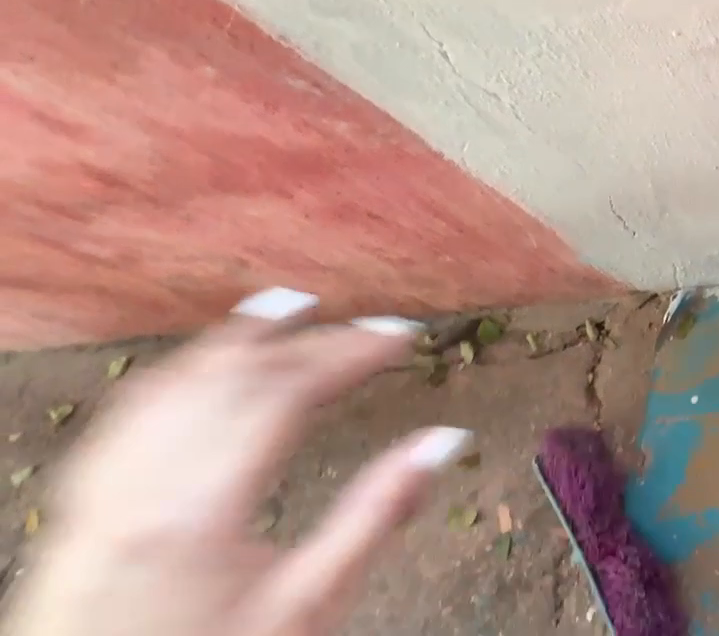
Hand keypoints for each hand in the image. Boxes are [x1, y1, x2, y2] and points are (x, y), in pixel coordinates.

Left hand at [2, 288, 471, 635]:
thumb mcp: (312, 604)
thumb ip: (377, 514)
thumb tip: (447, 439)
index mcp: (198, 513)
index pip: (283, 396)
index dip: (347, 353)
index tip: (403, 335)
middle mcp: (138, 494)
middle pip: (230, 383)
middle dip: (308, 342)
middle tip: (371, 329)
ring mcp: (96, 503)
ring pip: (166, 393)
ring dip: (232, 341)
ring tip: (286, 306)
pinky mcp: (78, 517)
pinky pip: (123, 423)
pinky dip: (173, 378)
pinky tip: (202, 366)